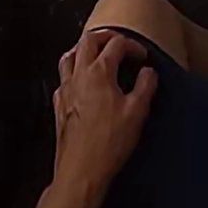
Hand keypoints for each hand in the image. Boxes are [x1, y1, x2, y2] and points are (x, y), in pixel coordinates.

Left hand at [52, 29, 156, 193]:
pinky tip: (81, 81)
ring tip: (97, 53)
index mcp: (99, 72)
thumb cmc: (109, 143)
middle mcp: (79, 74)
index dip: (132, 45)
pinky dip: (73, 71)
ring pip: (70, 55)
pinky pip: (63, 77)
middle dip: (106, 36)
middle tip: (119, 42)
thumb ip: (145, 87)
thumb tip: (148, 72)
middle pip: (89, 40)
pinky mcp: (58, 104)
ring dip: (84, 49)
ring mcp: (66, 88)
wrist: (81, 171)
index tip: (142, 56)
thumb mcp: (137, 113)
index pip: (116, 45)